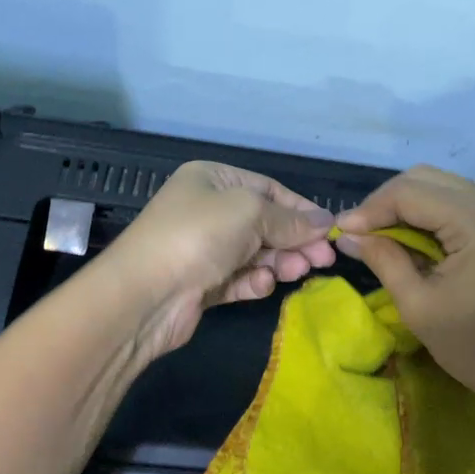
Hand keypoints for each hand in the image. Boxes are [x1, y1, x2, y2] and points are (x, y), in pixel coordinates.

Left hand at [101, 161, 335, 353]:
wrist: (145, 294)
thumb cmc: (199, 235)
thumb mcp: (251, 213)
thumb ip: (291, 220)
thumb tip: (326, 221)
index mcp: (212, 179)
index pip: (268, 189)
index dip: (301, 209)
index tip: (329, 230)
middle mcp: (207, 210)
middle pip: (265, 222)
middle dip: (295, 240)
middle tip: (325, 259)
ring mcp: (203, 248)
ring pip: (255, 253)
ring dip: (279, 262)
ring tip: (300, 272)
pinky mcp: (203, 283)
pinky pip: (239, 278)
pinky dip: (254, 281)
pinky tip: (263, 285)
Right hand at [334, 166, 474, 416]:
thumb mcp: (419, 306)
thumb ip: (384, 260)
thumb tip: (348, 234)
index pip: (411, 193)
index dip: (371, 209)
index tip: (341, 232)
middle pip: (426, 179)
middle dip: (386, 202)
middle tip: (358, 233)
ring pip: (441, 186)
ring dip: (406, 206)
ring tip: (378, 236)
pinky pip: (458, 202)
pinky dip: (429, 214)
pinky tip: (409, 238)